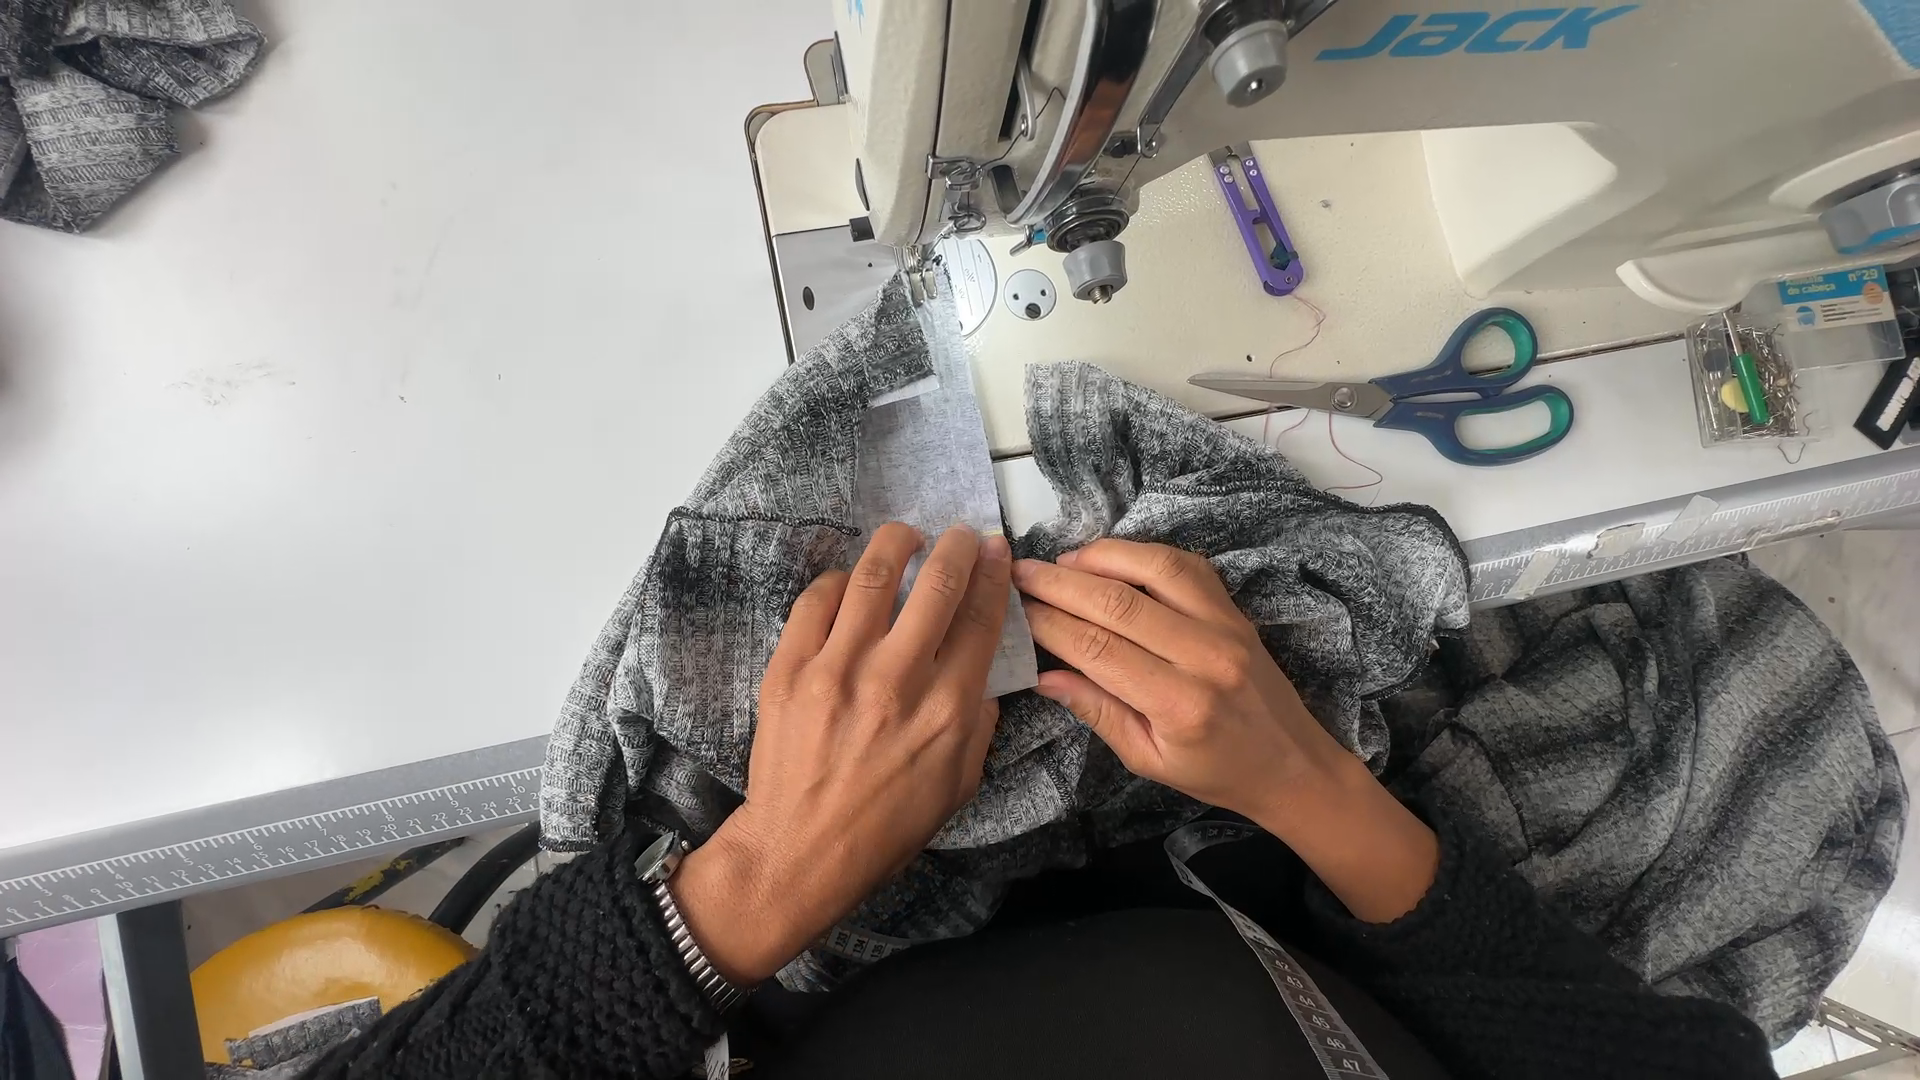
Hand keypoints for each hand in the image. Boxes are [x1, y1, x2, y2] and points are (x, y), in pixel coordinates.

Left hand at [671, 522, 1011, 981]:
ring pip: (872, 577)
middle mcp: (896, 679)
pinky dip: (839, 580)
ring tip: (907, 536)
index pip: (980, 619)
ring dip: (896, 543)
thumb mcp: (960, 783)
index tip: (995, 549)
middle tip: (959, 535)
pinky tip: (851, 581)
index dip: (993, 574)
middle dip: (956, 547)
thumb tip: (982, 665)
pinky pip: (816, 600)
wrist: (799, 852)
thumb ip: (980, 719)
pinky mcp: (789, 669)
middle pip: (936, 586)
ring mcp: (837, 670)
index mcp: (946, 709)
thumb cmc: (888, 825)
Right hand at [1015, 539, 1437, 921]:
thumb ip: (1097, 711)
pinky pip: (1184, 565)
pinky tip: (1110, 557)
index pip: (1096, 648)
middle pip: (1117, 603)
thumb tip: (1043, 675)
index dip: (1049, 622)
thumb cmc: (1215, 773)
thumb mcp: (1147, 760)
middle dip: (1059, 583)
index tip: (1015, 608)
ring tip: (1060, 561)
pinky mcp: (1234, 608)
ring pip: (1153, 569)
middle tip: (1020, 572)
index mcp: (1177, 704)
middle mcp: (1203, 655)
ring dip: (1099, 557)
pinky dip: (1142, 553)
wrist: (1293, 765)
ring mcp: (1224, 624)